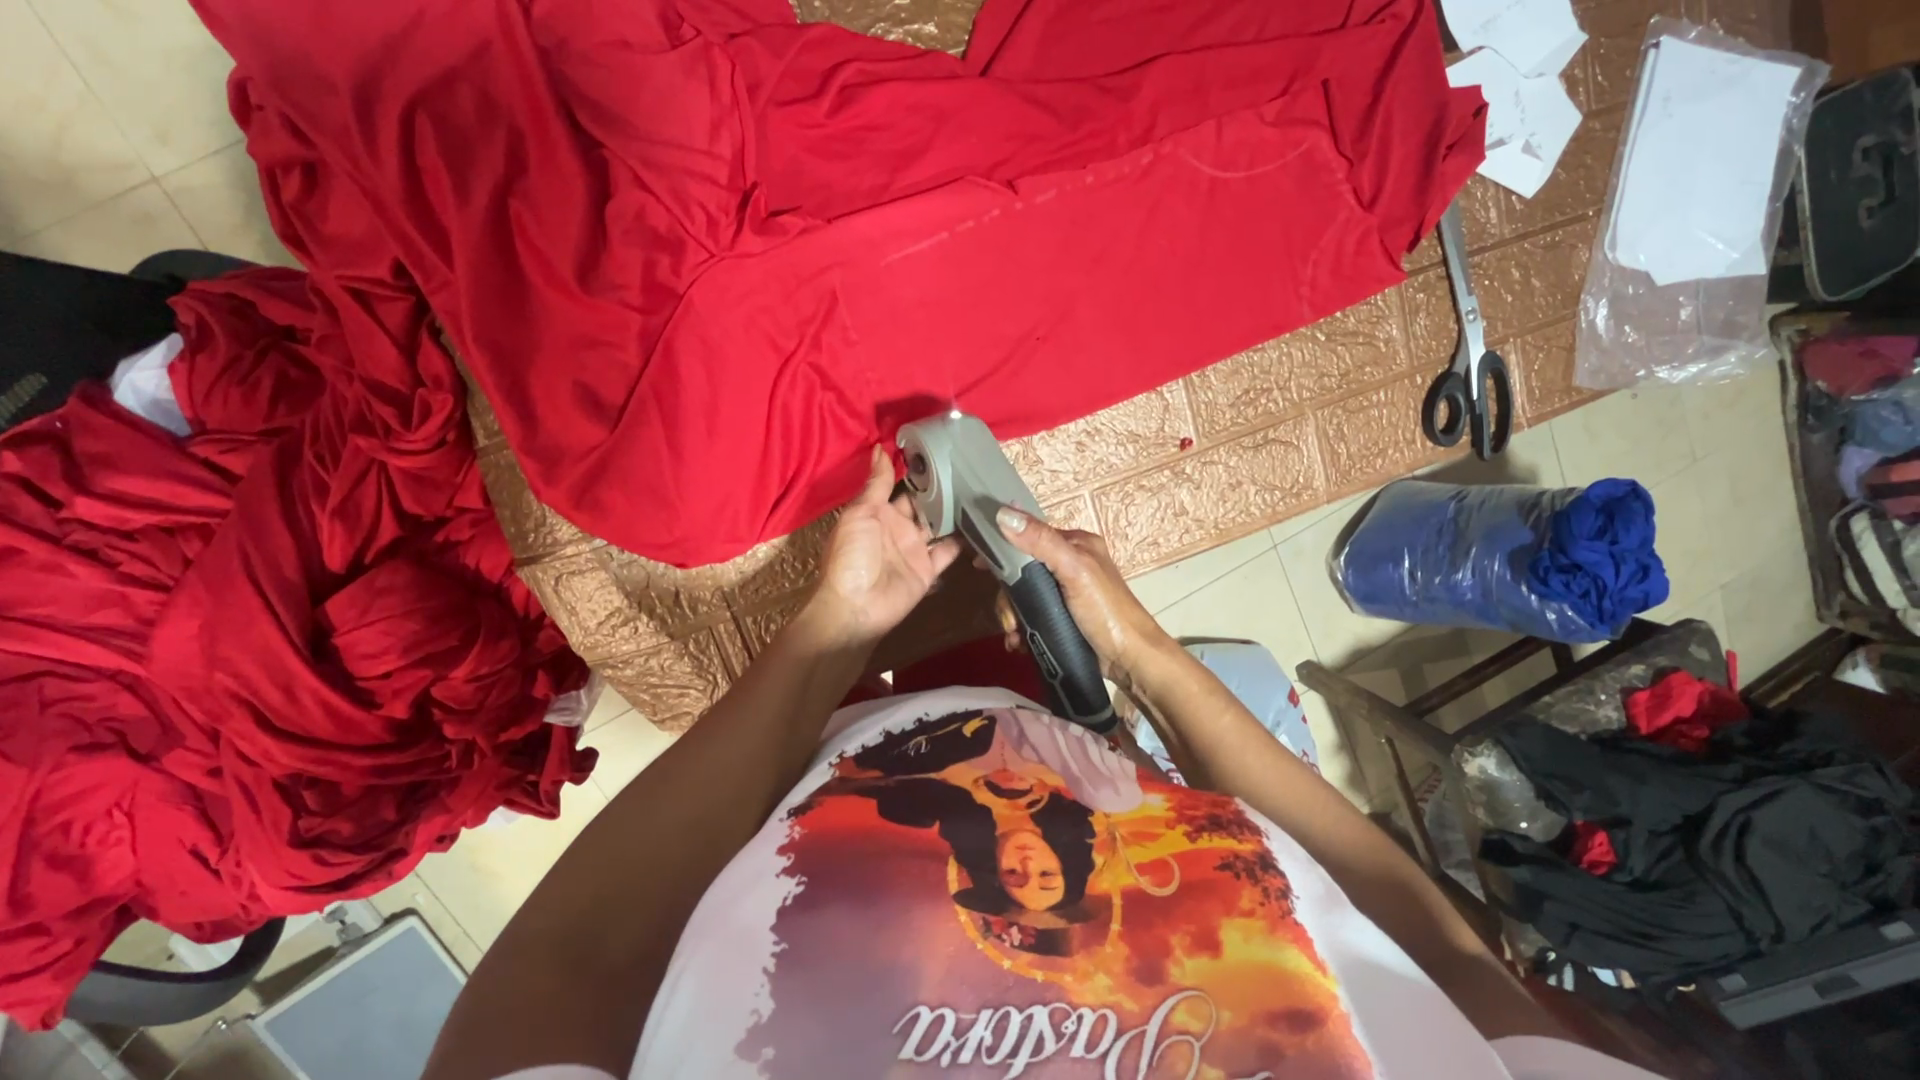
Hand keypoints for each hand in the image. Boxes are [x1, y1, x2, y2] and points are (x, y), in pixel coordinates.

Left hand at [800, 446, 962, 648]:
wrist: (856, 607)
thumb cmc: (851, 556)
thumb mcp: (860, 514)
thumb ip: (876, 484)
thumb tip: (881, 447)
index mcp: (878, 512)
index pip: (902, 487)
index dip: (919, 472)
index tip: (943, 451)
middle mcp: (898, 528)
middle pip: (924, 505)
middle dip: (942, 490)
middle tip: (970, 468)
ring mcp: (915, 550)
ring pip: (939, 526)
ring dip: (955, 512)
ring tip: (981, 490)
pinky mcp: (928, 570)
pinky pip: (949, 552)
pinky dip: (964, 540)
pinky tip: (982, 523)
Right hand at [993, 507, 1176, 682]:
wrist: (1130, 659)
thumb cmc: (1106, 610)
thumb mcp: (1074, 570)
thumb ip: (1041, 542)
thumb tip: (1003, 514)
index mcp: (1076, 543)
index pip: (1029, 534)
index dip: (1003, 547)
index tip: (980, 565)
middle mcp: (1069, 563)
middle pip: (1021, 569)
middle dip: (1008, 596)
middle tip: (1008, 620)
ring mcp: (1065, 592)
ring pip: (1022, 595)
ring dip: (1012, 616)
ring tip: (1014, 635)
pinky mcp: (1061, 617)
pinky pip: (1030, 614)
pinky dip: (1021, 628)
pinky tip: (1019, 642)